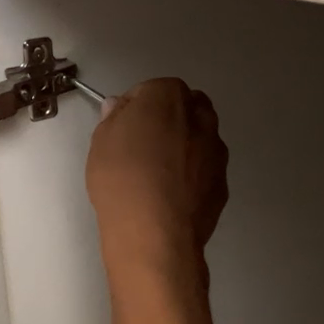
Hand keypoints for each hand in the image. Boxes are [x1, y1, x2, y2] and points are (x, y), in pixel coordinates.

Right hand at [87, 79, 228, 276]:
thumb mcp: (101, 141)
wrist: (155, 233)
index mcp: (169, 95)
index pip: (151, 90)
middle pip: (183, 109)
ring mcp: (217, 150)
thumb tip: (120, 107)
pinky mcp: (223, 183)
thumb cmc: (122, 177)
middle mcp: (200, 116)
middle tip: (142, 147)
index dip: (135, 109)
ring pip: (199, 139)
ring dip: (184, 147)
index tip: (122, 130)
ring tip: (159, 176)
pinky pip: (204, 170)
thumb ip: (114, 117)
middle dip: (167, 121)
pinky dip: (193, 176)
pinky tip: (173, 197)